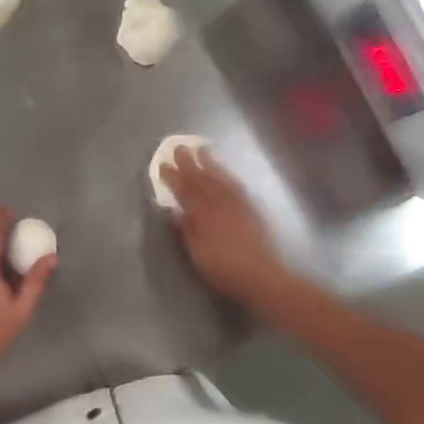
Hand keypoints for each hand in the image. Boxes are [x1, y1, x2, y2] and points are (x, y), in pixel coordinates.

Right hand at [161, 147, 293, 305]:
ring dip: (210, 163)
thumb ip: (187, 232)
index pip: (185, 191)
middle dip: (189, 163)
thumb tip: (176, 213)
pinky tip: (223, 173)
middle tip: (178, 147)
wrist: (261, 275)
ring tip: (201, 150)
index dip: (173, 178)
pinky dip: (226, 175)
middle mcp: (220, 204)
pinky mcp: (250, 208)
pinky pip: (235, 185)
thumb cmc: (223, 269)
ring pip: (221, 178)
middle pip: (203, 179)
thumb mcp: (197, 254)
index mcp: (203, 215)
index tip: (162, 166)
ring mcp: (238, 204)